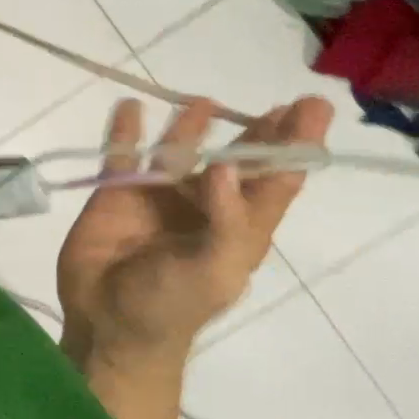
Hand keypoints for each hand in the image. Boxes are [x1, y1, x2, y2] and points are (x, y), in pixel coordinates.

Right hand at [57, 96, 332, 372]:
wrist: (110, 318)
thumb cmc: (172, 303)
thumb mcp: (213, 268)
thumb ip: (224, 218)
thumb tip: (224, 165)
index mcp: (238, 226)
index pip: (275, 179)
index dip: (295, 146)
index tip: (309, 110)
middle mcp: (202, 205)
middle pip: (236, 161)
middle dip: (261, 133)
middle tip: (287, 102)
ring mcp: (157, 197)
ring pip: (180, 152)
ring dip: (194, 126)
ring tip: (206, 100)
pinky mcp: (115, 193)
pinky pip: (122, 155)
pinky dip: (124, 131)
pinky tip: (129, 108)